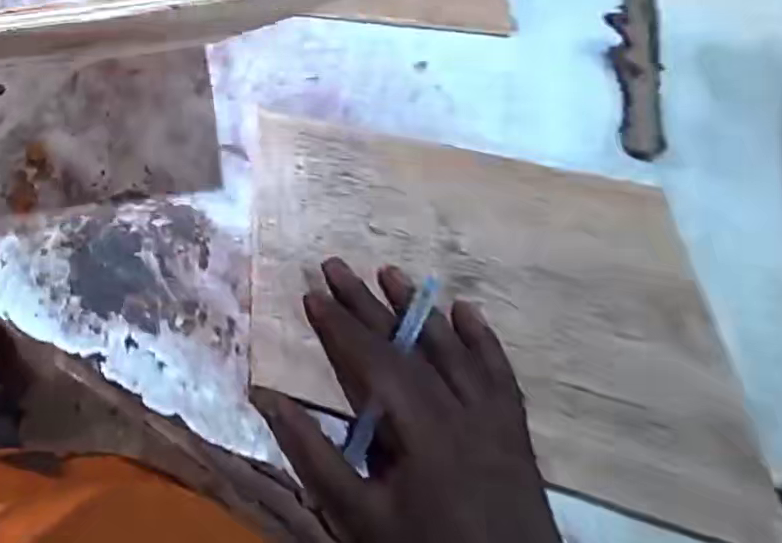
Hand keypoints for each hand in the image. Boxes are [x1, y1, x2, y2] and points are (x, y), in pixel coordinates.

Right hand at [252, 259, 561, 542]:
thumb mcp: (359, 516)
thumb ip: (314, 454)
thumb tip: (266, 396)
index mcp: (427, 437)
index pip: (377, 364)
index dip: (340, 326)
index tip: (310, 293)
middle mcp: (465, 421)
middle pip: (410, 350)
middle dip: (368, 305)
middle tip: (334, 265)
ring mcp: (496, 429)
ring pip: (456, 355)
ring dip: (420, 311)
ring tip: (390, 272)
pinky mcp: (515, 440)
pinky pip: (502, 381)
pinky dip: (485, 344)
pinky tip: (467, 313)